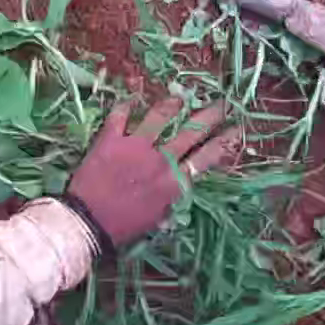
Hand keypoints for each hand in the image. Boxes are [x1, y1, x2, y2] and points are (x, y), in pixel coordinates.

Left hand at [66, 98, 239, 246]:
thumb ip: (171, 195)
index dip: (225, 140)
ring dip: (173, 104)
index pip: (208, 156)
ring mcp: (135, 147)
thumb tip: (179, 182)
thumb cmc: (123, 227)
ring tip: (180, 97)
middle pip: (192, 131)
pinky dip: (127, 105)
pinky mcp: (110, 140)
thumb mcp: (158, 217)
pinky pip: (120, 115)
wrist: (87, 223)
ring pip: (160, 116)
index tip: (237, 128)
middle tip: (223, 103)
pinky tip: (133, 99)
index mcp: (174, 182)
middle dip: (211, 115)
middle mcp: (160, 160)